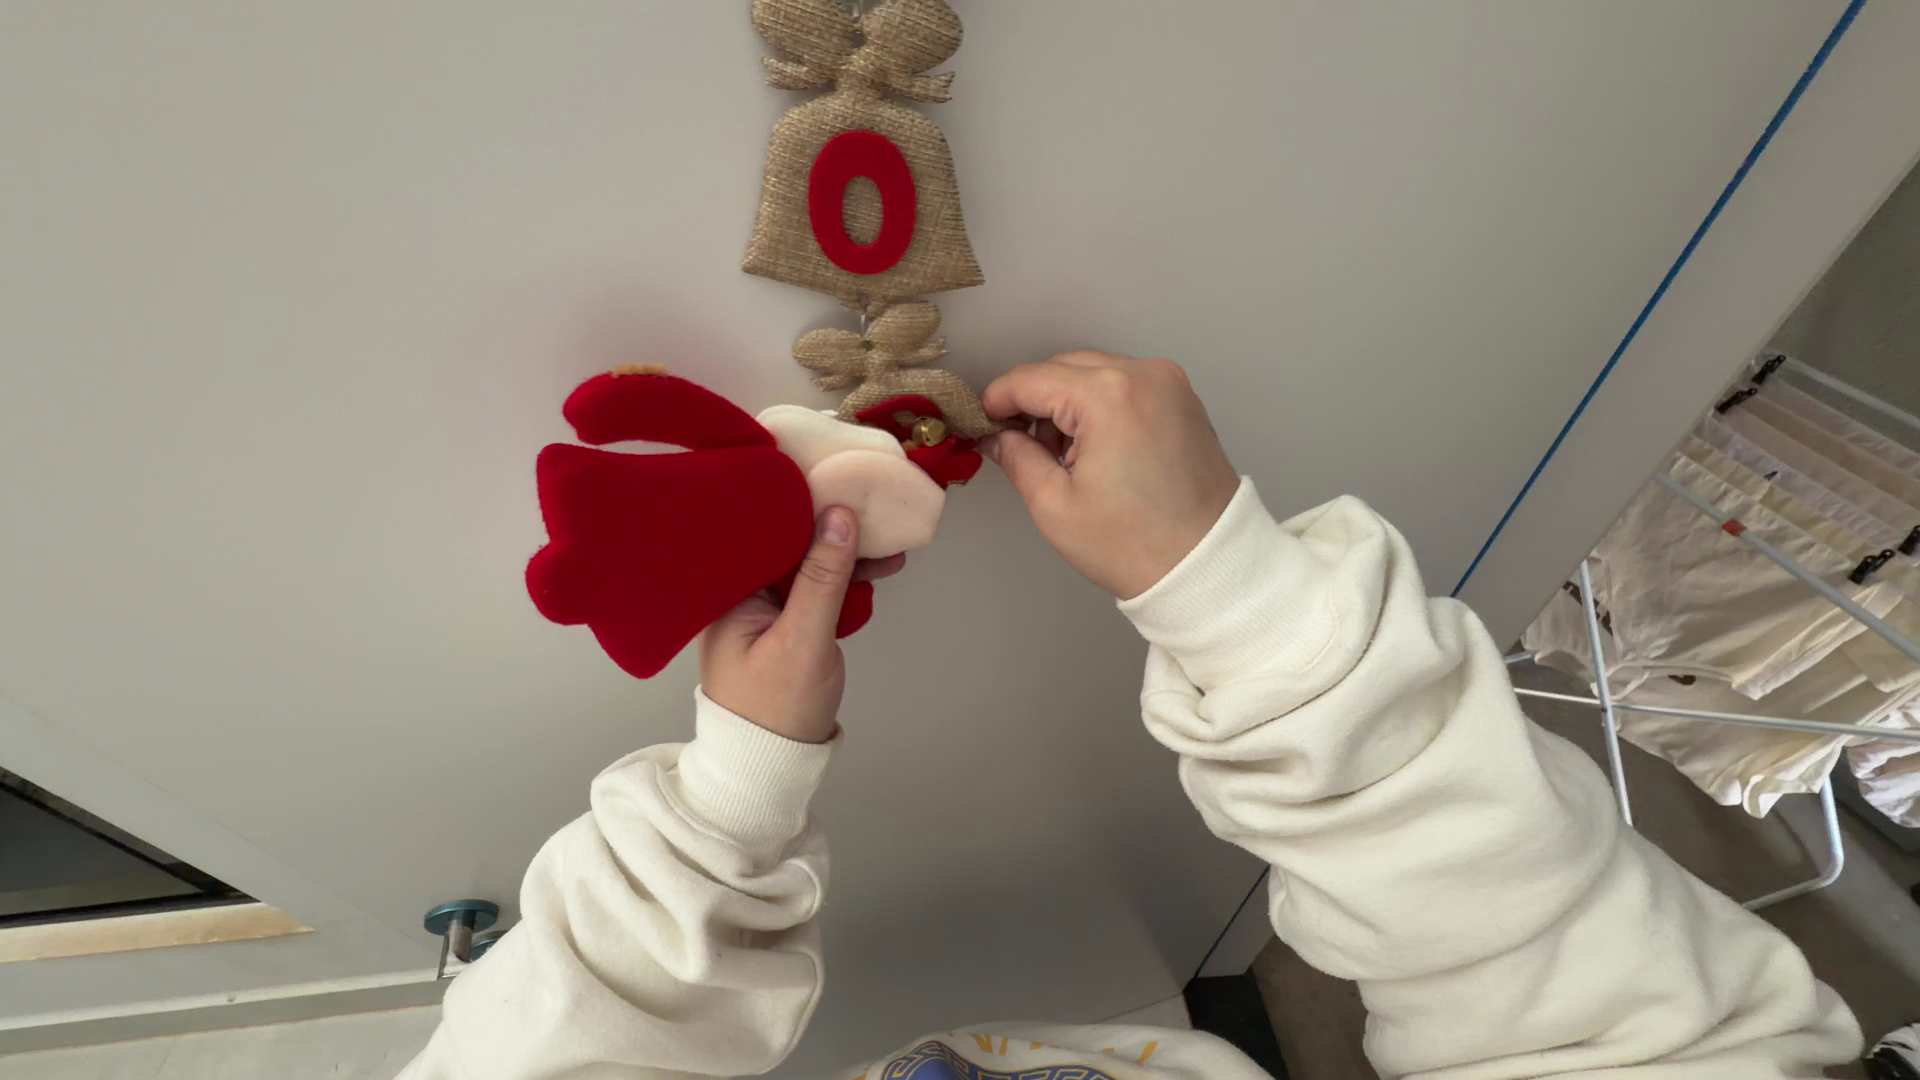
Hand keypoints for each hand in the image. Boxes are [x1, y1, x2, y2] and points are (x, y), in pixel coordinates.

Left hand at [699, 507, 904, 743]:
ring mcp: (768, 606)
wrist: (773, 765)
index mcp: (727, 591)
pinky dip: (849, 577)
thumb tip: (839, 516)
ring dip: (849, 552)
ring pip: (811, 563)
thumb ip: (822, 577)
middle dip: (833, 525)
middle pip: (790, 542)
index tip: (838, 481)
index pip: (762, 531)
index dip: (800, 503)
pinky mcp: (791, 620)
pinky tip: (880, 566)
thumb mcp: (803, 639)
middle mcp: (742, 592)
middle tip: (873, 507)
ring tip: (890, 541)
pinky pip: (821, 586)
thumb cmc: (775, 711)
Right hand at [982, 352, 1238, 599]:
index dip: (997, 399)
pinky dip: (1098, 404)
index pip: (1031, 379)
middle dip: (1032, 401)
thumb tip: (997, 437)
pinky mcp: (1182, 398)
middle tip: (1014, 443)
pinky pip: (1124, 384)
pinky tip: (1092, 446)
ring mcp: (1168, 383)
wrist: (1207, 564)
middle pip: (1062, 368)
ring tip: (1060, 455)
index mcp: (1108, 396)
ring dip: (1065, 402)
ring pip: (1093, 372)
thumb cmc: (1133, 544)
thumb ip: (1016, 458)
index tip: (980, 422)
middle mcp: (1142, 374)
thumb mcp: (1054, 505)